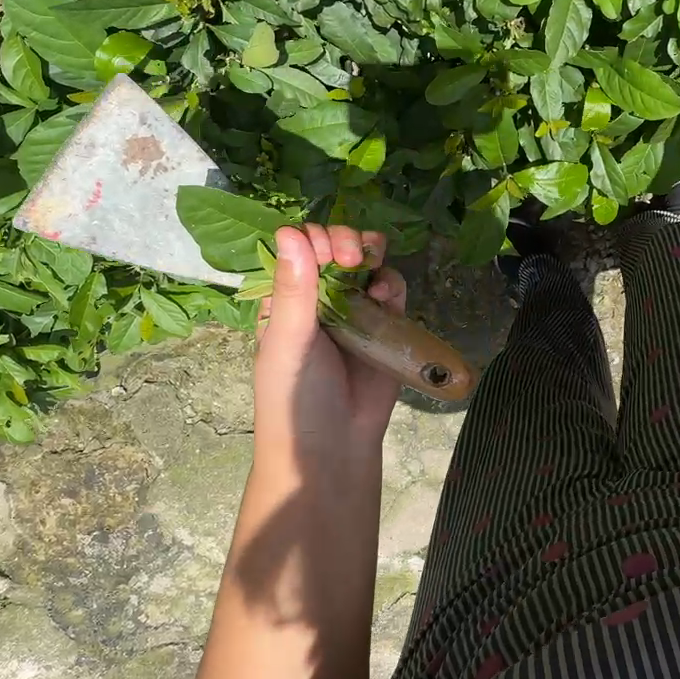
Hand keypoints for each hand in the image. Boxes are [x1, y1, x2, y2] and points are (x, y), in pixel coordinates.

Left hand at [253, 224, 407, 472]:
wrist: (334, 447)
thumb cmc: (296, 396)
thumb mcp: (288, 341)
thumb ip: (294, 288)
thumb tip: (290, 231)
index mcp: (287, 300)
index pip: (299, 250)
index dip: (314, 240)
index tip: (325, 252)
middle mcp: (320, 300)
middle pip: (336, 249)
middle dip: (346, 241)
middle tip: (351, 257)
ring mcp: (355, 312)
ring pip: (368, 264)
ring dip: (371, 255)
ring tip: (370, 266)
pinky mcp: (386, 326)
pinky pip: (393, 291)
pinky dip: (392, 284)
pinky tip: (386, 296)